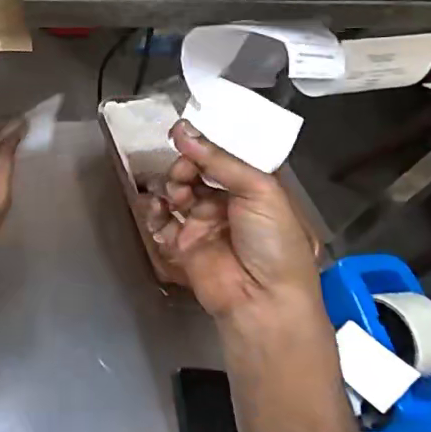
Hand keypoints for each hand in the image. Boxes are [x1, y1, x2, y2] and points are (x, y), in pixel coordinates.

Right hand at [140, 120, 321, 322]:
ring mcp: (203, 222)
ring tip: (176, 195)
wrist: (263, 302)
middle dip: (183, 166)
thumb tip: (183, 129)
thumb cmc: (275, 243)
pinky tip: (159, 210)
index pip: (222, 154)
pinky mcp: (183, 243)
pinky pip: (161, 220)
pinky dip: (155, 212)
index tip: (182, 132)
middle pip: (193, 170)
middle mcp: (227, 200)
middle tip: (183, 174)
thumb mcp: (259, 190)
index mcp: (253, 185)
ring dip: (170, 186)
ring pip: (175, 191)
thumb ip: (218, 159)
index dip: (202, 143)